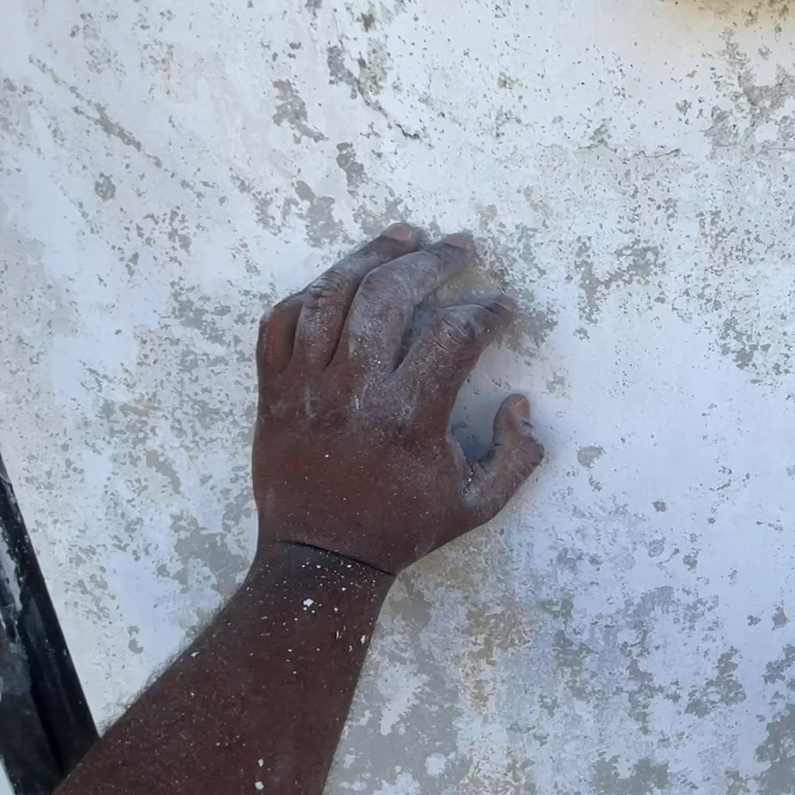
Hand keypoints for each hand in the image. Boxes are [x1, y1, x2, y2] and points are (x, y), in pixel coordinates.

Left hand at [251, 224, 543, 572]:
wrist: (320, 558)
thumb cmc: (402, 527)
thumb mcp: (479, 506)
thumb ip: (517, 457)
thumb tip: (521, 403)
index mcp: (411, 418)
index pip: (455, 337)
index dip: (487, 312)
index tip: (503, 307)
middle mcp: (356, 392)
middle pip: (391, 297)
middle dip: (434, 261)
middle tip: (461, 245)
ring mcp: (307, 386)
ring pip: (333, 295)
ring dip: (372, 256)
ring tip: (404, 235)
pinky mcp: (273, 390)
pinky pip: (280, 320)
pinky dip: (311, 292)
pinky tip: (341, 279)